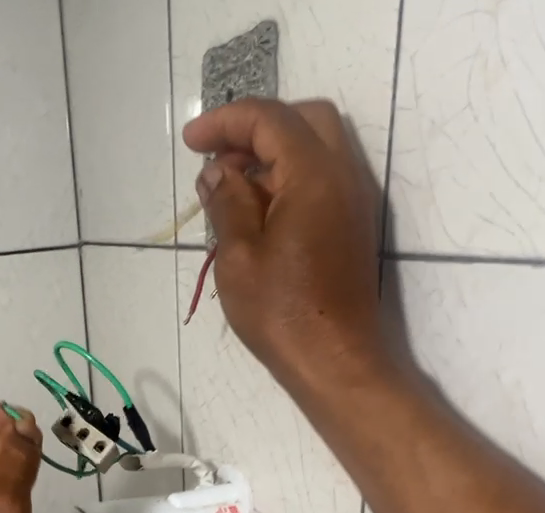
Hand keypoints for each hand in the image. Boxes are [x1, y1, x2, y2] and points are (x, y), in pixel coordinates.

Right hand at [184, 99, 387, 388]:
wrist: (334, 361)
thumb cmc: (281, 313)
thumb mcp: (238, 257)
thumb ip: (227, 202)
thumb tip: (217, 172)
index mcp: (314, 175)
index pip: (270, 120)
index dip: (226, 121)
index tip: (191, 141)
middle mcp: (343, 175)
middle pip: (304, 120)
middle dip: (257, 127)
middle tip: (217, 157)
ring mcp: (353, 201)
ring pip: (317, 147)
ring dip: (274, 152)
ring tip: (231, 186)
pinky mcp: (352, 226)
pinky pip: (323, 178)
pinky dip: (289, 176)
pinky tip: (258, 209)